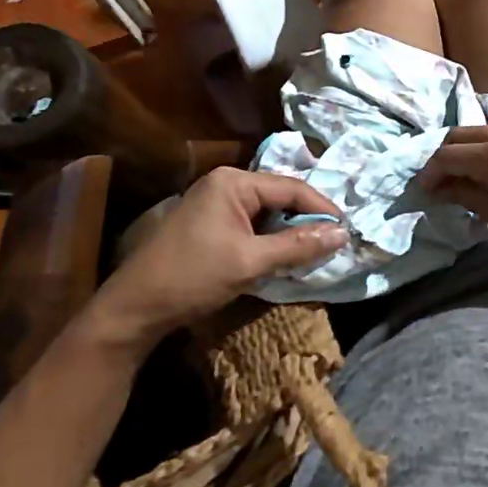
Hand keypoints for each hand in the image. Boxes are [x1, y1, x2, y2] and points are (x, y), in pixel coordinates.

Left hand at [85, 168, 347, 354]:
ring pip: (266, 212)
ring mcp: (214, 203)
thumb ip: (297, 245)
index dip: (322, 208)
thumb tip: (341, 233)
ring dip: (288, 232)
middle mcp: (224, 184)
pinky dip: (269, 239)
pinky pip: (250, 224)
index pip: (290, 187)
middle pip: (278, 196)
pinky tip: (285, 256)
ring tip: (317, 251)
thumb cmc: (194, 276)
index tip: (349, 231)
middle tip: (336, 242)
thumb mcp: (251, 262)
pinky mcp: (210, 224)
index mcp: (233, 182)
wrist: (138, 304)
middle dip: (306, 219)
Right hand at [421, 124, 487, 260]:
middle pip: (456, 136)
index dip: (429, 174)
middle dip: (441, 158)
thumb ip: (466, 196)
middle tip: (436, 183)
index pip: (445, 156)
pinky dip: (479, 148)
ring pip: (475, 133)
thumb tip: (440, 189)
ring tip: (458, 178)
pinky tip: (483, 170)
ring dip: (460, 152)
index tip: (423, 192)